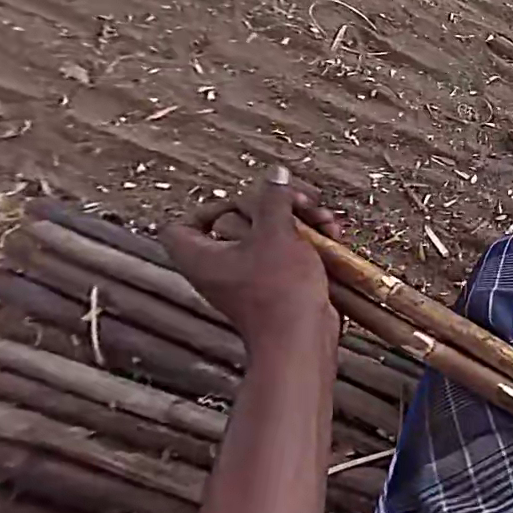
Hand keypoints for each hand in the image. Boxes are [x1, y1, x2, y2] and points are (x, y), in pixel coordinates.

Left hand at [161, 166, 343, 360]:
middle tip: (302, 201)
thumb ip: (274, 199)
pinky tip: (331, 236)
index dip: (210, 208)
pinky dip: (307, 240)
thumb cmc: (279, 290)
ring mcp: (249, 277)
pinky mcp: (276, 284)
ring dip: (300, 220)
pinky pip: (287, 251)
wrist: (301, 338)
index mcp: (202, 256)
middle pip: (240, 220)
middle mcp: (220, 267)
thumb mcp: (277, 234)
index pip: (181, 225)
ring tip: (325, 220)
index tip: (245, 202)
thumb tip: (276, 174)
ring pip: (270, 233)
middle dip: (277, 205)